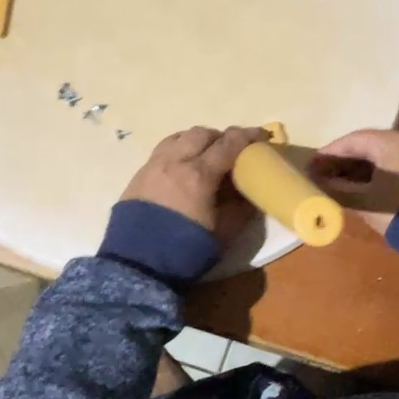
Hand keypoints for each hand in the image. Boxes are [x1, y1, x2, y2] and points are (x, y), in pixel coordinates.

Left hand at [120, 125, 270, 244]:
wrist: (137, 264)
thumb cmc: (186, 250)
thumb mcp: (223, 234)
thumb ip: (241, 210)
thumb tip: (250, 195)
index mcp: (199, 174)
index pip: (229, 144)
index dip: (248, 136)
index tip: (261, 135)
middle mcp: (175, 161)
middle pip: (201, 133)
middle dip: (220, 137)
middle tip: (232, 150)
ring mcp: (153, 165)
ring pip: (178, 137)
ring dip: (197, 140)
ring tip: (205, 155)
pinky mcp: (139, 175)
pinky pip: (162, 150)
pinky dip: (178, 149)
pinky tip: (182, 167)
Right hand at [310, 129, 398, 235]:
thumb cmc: (397, 210)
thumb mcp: (364, 200)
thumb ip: (338, 189)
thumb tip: (318, 183)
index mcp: (389, 141)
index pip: (351, 141)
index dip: (328, 154)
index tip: (310, 166)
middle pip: (365, 147)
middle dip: (341, 162)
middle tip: (320, 175)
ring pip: (378, 157)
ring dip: (356, 170)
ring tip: (335, 184)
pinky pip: (390, 167)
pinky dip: (372, 175)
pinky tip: (357, 188)